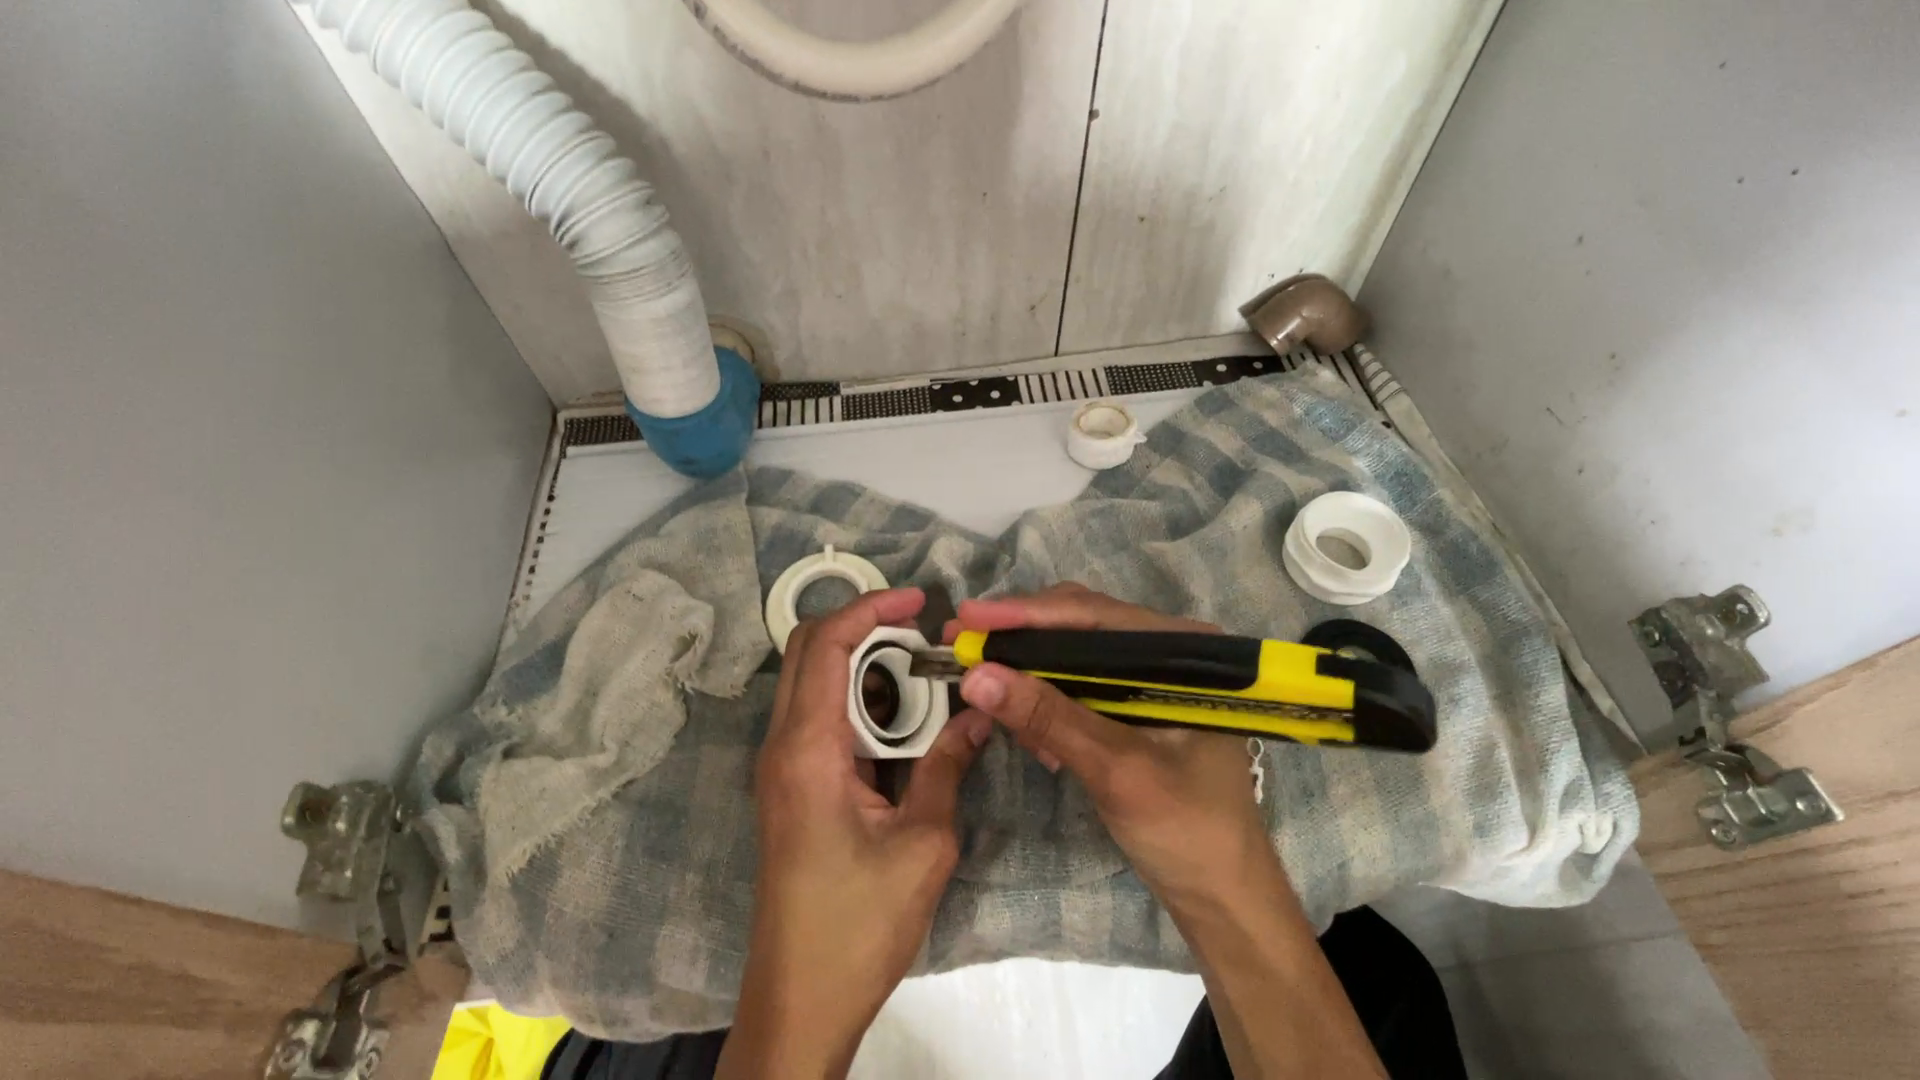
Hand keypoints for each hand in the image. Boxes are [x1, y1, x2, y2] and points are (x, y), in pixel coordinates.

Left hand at [719, 587, 990, 1079]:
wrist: (801, 997)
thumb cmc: (859, 922)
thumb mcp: (923, 843)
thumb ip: (948, 766)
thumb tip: (979, 713)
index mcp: (807, 749)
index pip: (825, 645)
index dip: (870, 608)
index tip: (920, 601)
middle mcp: (782, 746)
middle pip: (808, 652)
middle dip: (866, 628)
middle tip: (927, 638)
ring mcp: (781, 768)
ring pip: (814, 685)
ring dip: (866, 670)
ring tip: (927, 683)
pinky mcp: (791, 789)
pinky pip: (820, 721)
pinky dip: (860, 706)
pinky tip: (906, 729)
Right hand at [947, 584, 1278, 910]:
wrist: (1221, 892)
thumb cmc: (1187, 829)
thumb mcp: (1115, 770)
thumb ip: (1049, 718)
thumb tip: (976, 674)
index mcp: (1183, 651)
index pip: (1094, 616)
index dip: (1026, 613)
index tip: (968, 616)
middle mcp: (1167, 653)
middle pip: (1079, 627)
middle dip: (1020, 640)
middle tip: (961, 645)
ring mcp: (1149, 681)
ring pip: (1072, 657)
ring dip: (1030, 676)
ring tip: (988, 696)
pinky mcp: (1133, 709)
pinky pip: (1078, 689)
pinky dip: (1047, 706)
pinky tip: (1033, 738)